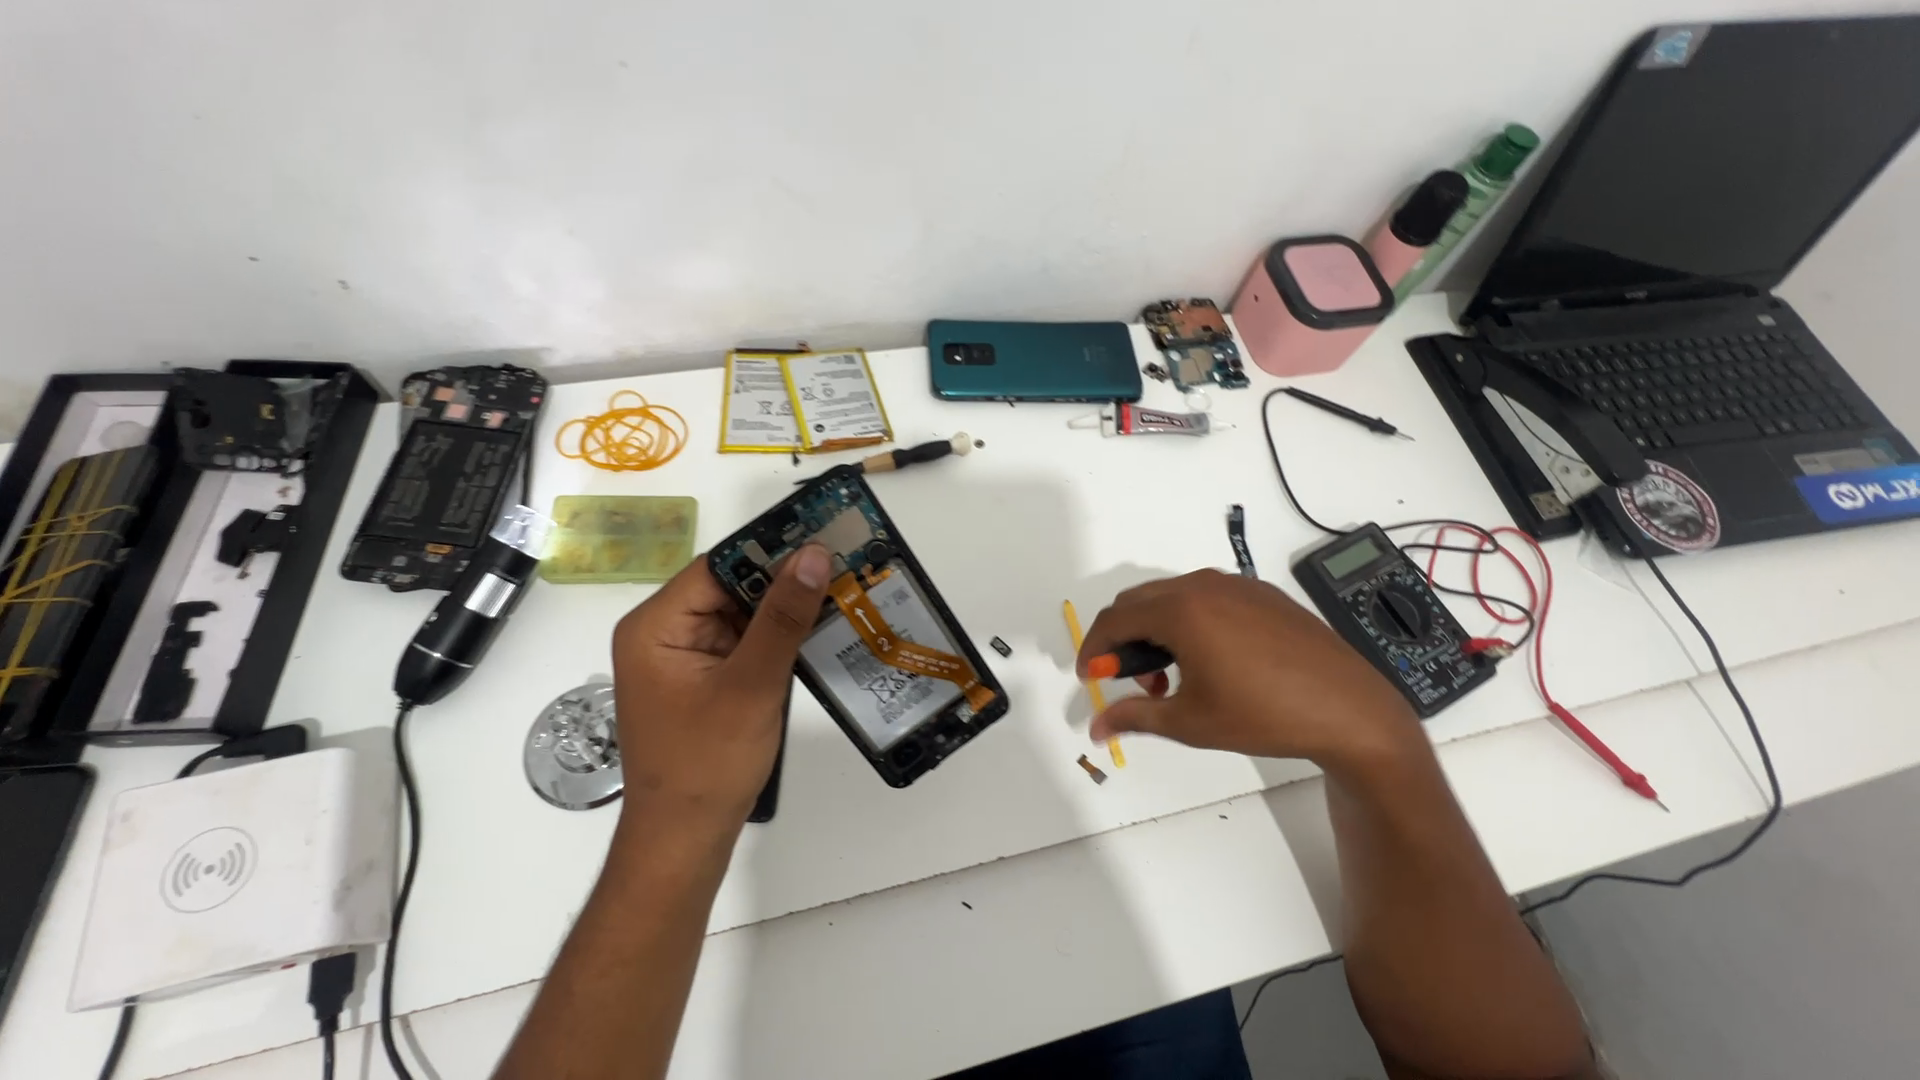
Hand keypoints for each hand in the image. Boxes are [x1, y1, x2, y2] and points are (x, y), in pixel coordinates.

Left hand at [610, 545, 831, 829]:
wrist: (684, 839)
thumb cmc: (709, 763)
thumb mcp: (752, 684)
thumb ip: (783, 617)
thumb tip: (812, 554)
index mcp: (656, 626)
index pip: (717, 567)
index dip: (769, 551)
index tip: (821, 538)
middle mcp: (662, 635)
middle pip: (728, 588)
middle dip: (782, 581)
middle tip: (841, 564)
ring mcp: (681, 660)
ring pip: (739, 616)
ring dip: (783, 611)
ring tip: (840, 592)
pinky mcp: (701, 683)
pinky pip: (741, 645)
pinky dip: (774, 640)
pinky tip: (816, 632)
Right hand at [1076, 569, 1419, 770]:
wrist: (1349, 708)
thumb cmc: (1263, 715)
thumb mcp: (1190, 721)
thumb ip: (1133, 717)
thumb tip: (1094, 728)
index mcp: (1181, 611)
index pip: (1115, 619)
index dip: (1093, 648)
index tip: (1088, 678)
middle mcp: (1204, 585)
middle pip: (1139, 601)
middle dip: (1122, 640)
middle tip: (1130, 682)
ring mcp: (1237, 585)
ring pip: (1172, 597)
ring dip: (1155, 630)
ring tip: (1172, 677)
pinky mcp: (1263, 593)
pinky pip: (1206, 597)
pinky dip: (1188, 622)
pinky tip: (1209, 661)